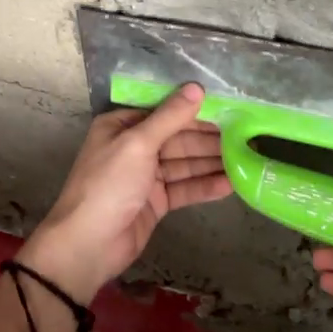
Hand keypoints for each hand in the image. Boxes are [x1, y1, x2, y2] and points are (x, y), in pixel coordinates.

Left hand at [19, 83, 231, 299]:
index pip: (163, 112)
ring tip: (244, 159)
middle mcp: (132, 147)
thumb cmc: (108, 185)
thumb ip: (170, 117)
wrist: (88, 245)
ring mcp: (144, 176)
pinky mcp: (155, 202)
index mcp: (120, 126)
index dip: (193, 111)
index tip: (227, 109)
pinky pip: (183, 188)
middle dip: (206, 139)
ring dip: (210, 162)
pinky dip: (203, 186)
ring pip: (182, 164)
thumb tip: (197, 87)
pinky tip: (230, 184)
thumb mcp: (138, 144)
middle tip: (243, 136)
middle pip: (176, 138)